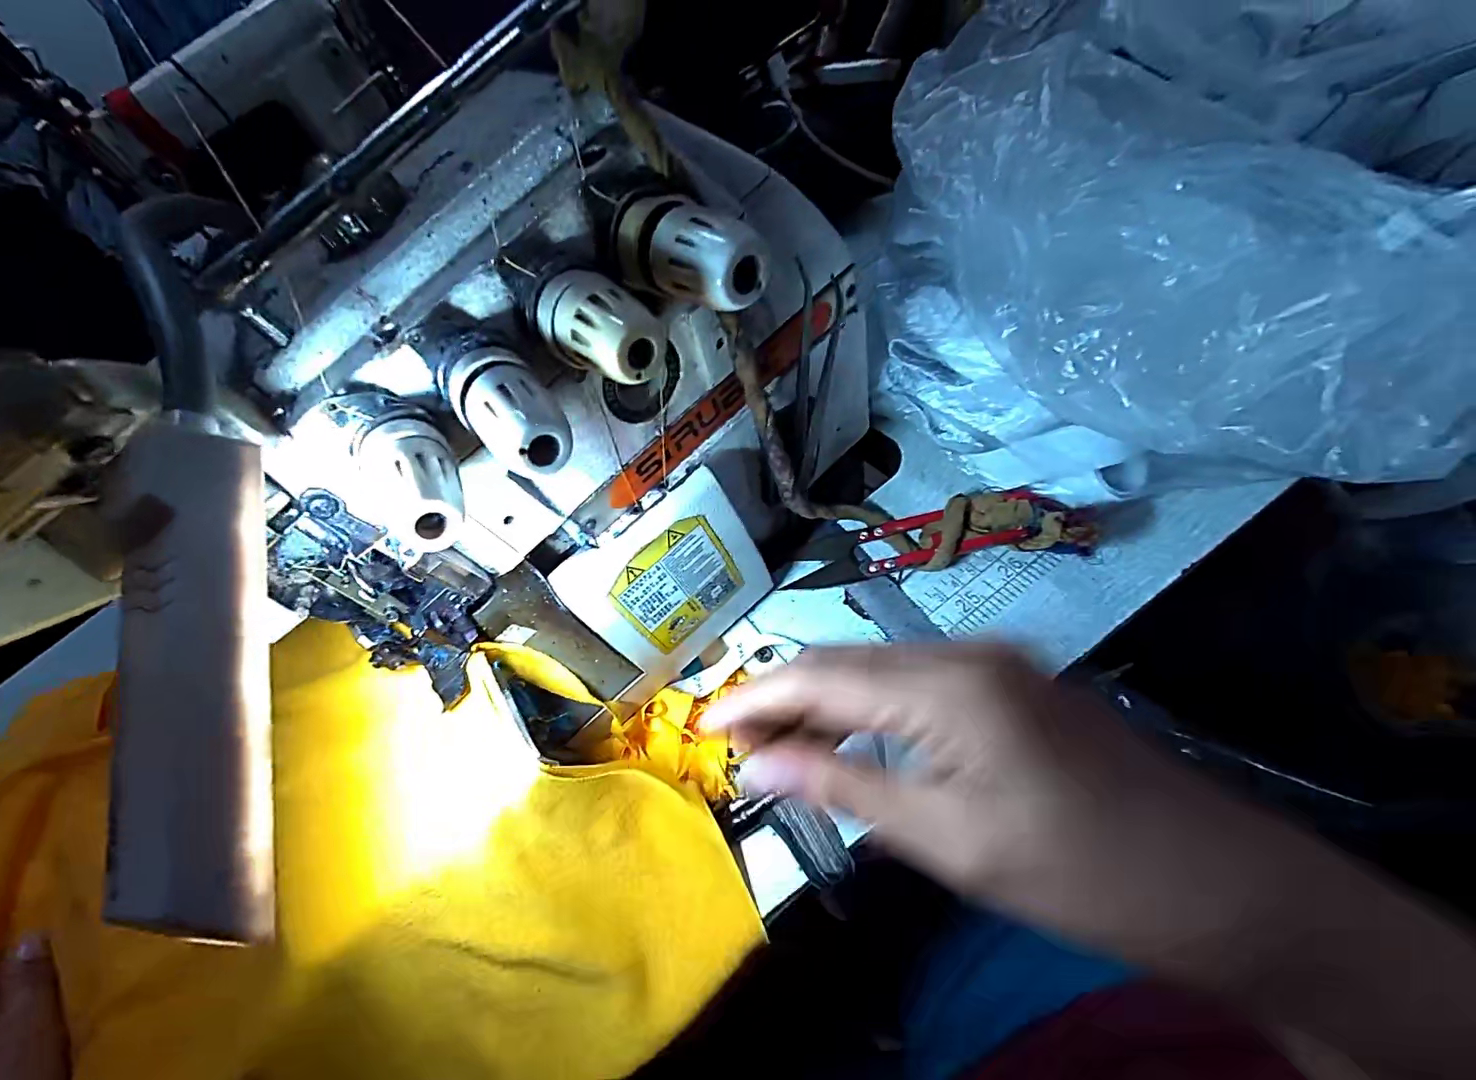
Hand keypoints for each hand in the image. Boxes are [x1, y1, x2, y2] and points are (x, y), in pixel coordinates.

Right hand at [708, 645, 1475, 1079]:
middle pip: (837, 661)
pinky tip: (842, 737)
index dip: (749, 698)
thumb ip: (840, 787)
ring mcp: (988, 661)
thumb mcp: (946, 839)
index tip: (701, 725)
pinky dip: (859, 706)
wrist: (1240, 893)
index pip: (815, 676)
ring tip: (774, 743)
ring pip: (867, 667)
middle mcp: (961, 652)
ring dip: (815, 702)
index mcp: (946, 685)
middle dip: (776, 697)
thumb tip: (754, 765)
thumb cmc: (1082, 874)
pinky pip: (904, 680)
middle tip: (732, 741)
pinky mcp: (1004, 680)